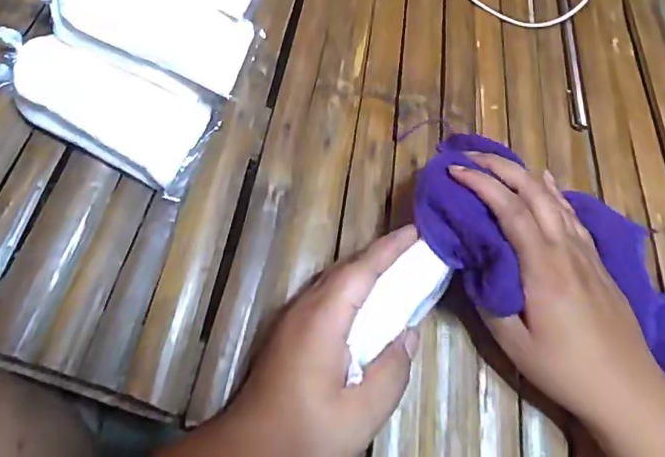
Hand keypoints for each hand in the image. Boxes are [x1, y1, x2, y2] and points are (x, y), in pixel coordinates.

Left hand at [164, 226, 419, 456]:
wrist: (249, 448)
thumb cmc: (304, 431)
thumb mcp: (358, 416)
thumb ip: (390, 375)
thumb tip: (408, 336)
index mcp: (323, 317)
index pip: (362, 269)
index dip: (389, 248)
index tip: (415, 230)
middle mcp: (305, 307)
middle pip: (346, 269)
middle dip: (379, 254)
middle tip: (411, 248)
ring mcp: (291, 317)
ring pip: (333, 281)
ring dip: (362, 271)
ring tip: (393, 271)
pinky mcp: (286, 332)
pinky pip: (324, 295)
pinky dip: (348, 289)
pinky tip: (361, 305)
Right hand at [451, 155, 664, 456]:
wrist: (630, 390)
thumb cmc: (567, 369)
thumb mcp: (515, 345)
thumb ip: (489, 298)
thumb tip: (471, 262)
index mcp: (543, 264)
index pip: (508, 207)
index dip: (480, 182)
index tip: (454, 169)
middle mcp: (564, 246)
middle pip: (531, 189)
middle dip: (498, 165)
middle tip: (468, 154)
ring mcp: (584, 249)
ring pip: (552, 196)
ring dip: (521, 173)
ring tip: (495, 162)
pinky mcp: (595, 258)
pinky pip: (569, 211)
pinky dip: (551, 189)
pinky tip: (544, 179)